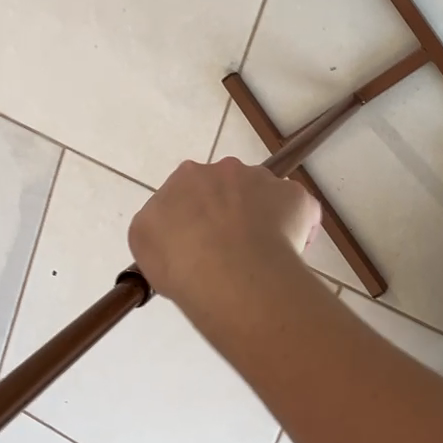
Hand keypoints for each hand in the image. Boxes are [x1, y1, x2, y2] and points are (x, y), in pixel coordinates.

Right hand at [128, 158, 319, 307]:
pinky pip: (299, 211)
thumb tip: (170, 231)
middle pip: (229, 189)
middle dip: (229, 213)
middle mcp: (226, 170)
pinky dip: (297, 228)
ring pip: (265, 198)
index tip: (199, 242)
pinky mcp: (296, 198)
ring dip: (263, 219)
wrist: (228, 273)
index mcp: (187, 176)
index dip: (197, 219)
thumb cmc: (178, 261)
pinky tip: (287, 254)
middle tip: (228, 250)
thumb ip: (156, 225)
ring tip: (258, 258)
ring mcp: (264, 181)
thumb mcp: (143, 241)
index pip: (192, 191)